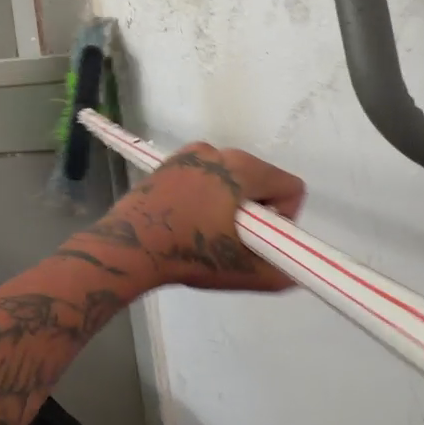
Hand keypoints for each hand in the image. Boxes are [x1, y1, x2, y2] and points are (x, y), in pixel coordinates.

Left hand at [97, 142, 304, 292]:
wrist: (130, 246)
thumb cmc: (192, 254)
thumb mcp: (253, 273)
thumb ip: (289, 269)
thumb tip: (293, 265)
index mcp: (240, 167)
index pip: (289, 187)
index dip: (284, 218)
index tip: (262, 239)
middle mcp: (214, 151)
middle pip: (259, 180)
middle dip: (257, 210)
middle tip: (234, 238)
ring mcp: (185, 154)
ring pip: (229, 178)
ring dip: (229, 202)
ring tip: (209, 230)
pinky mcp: (164, 165)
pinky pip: (202, 177)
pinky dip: (205, 196)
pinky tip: (190, 220)